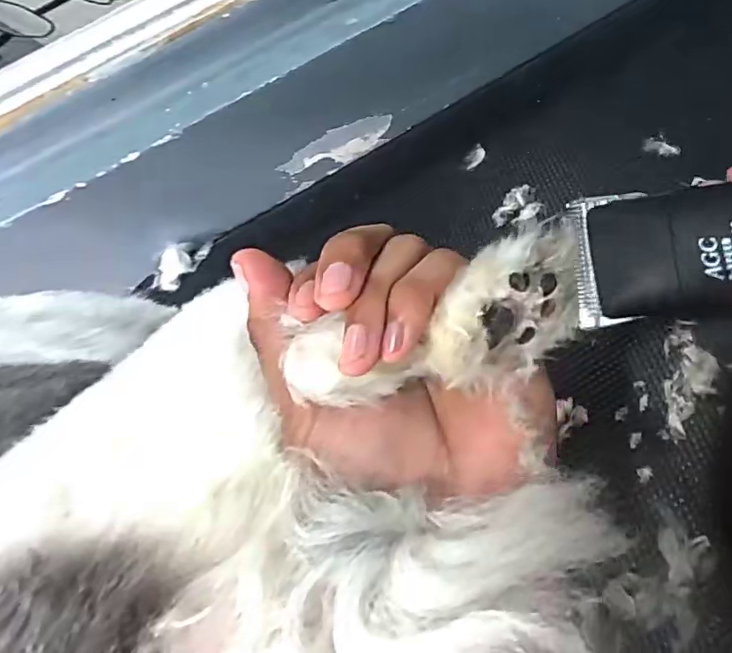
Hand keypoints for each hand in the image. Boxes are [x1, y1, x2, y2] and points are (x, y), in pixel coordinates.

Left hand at [234, 225, 554, 500]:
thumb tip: (246, 258)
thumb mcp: (305, 406)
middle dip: (352, 274)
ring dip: (388, 297)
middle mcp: (407, 296)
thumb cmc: (377, 457)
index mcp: (364, 312)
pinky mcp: (485, 305)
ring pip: (418, 253)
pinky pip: (458, 271)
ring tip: (379, 359)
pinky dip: (424, 299)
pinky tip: (410, 348)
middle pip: (383, 240)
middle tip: (336, 316)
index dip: (327, 265)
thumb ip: (277, 335)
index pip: (347, 251)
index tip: (307, 307)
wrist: (448, 492)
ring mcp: (450, 298)